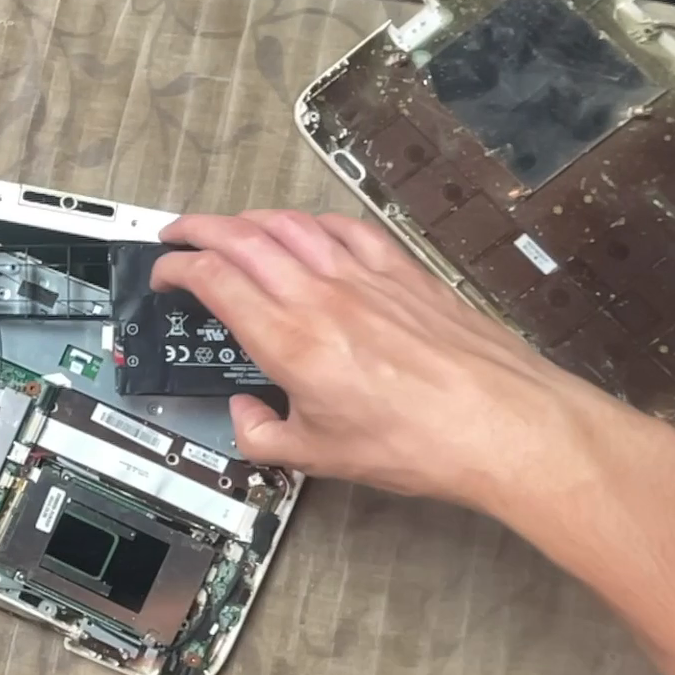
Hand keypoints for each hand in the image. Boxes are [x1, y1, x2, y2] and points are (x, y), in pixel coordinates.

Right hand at [152, 210, 651, 510]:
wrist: (511, 432)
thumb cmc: (419, 443)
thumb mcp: (313, 455)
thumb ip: (257, 434)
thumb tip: (244, 414)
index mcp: (287, 340)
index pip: (212, 278)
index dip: (175, 268)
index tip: (163, 276)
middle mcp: (319, 299)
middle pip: (240, 237)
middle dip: (196, 229)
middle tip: (175, 235)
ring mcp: (363, 280)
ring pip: (289, 224)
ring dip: (247, 219)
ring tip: (228, 228)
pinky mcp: (404, 275)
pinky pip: (348, 229)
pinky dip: (313, 222)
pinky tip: (304, 230)